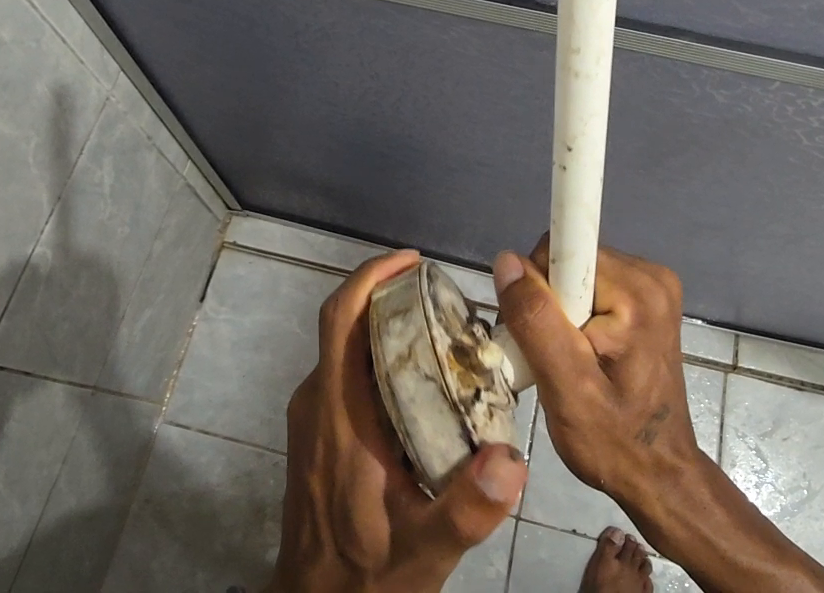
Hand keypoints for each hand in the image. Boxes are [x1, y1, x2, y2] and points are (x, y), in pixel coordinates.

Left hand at [267, 250, 528, 592]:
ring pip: (344, 347)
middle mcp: (317, 403)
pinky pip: (345, 370)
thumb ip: (466, 511)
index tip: (412, 262)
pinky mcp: (316, 429)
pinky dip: (378, 354)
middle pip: (343, 325)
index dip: (370, 279)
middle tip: (445, 297)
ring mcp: (312, 416)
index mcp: (339, 418)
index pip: (339, 322)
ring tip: (441, 328)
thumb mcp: (424, 554)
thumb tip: (511, 461)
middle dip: (389, 297)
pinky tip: (420, 377)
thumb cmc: (366, 576)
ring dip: (385, 325)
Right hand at [494, 241, 823, 592]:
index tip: (543, 337)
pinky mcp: (647, 297)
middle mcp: (652, 276)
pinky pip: (589, 286)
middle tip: (552, 358)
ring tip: (567, 361)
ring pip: (574, 274)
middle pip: (567, 261)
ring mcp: (653, 285)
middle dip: (548, 304)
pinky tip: (582, 353)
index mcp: (639, 292)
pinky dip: (574, 315)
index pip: (560, 252)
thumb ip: (536, 322)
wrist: (659, 472)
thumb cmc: (613, 440)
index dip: (538, 289)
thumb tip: (507, 261)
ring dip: (558, 312)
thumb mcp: (566, 389)